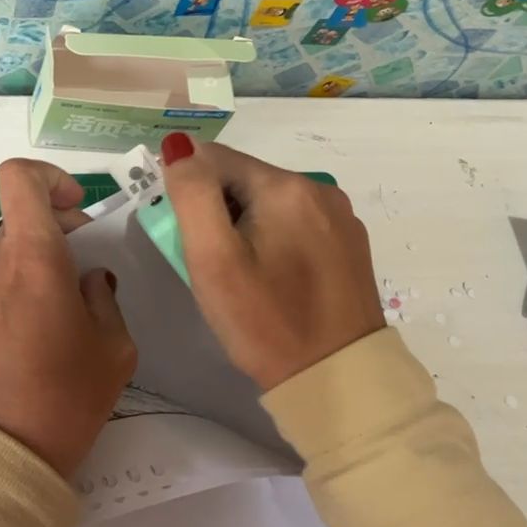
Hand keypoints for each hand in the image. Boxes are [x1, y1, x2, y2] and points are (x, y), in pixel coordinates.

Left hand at [0, 160, 136, 477]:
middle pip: (19, 209)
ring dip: (31, 240)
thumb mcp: (113, 347)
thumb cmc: (63, 397)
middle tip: (86, 256)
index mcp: (32, 254)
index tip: (78, 207)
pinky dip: (0, 251)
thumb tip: (89, 277)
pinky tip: (14, 260)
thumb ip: (104, 296)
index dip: (50, 177)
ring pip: (1, 234)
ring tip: (59, 279)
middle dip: (57, 218)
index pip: (19, 177)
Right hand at [160, 134, 383, 387]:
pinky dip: (270, 240)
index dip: (186, 192)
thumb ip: (191, 194)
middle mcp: (319, 190)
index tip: (181, 236)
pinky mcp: (348, 246)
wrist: (338, 382)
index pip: (212, 159)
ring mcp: (339, 219)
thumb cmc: (265, 321)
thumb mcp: (212, 259)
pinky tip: (268, 278)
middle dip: (214, 211)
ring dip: (240, 226)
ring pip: (267, 203)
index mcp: (285, 187)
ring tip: (237, 275)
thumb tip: (178, 144)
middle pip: (241, 180)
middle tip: (206, 264)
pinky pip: (293, 225)